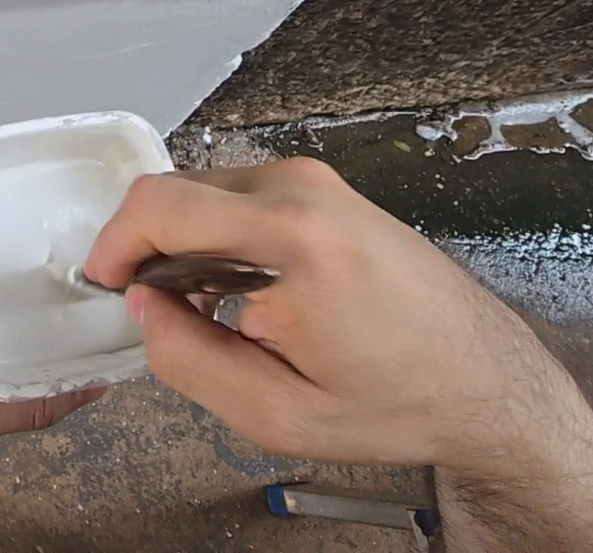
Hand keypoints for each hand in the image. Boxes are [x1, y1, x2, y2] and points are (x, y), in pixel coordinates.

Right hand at [82, 158, 592, 481]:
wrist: (487, 379)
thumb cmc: (395, 402)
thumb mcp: (277, 414)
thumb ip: (187, 358)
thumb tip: (142, 302)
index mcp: (291, 236)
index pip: (162, 204)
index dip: (115, 239)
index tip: (105, 280)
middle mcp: (298, 185)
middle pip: (175, 190)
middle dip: (145, 245)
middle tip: (157, 306)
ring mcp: (312, 177)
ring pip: (200, 189)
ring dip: (179, 240)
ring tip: (201, 304)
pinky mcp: (318, 183)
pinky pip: (232, 192)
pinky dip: (210, 231)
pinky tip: (232, 283)